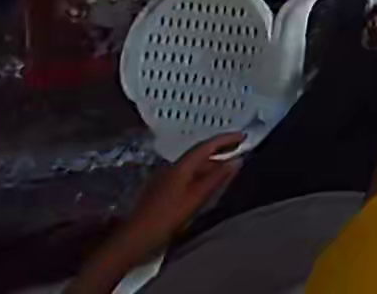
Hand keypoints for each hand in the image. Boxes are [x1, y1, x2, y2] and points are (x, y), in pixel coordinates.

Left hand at [116, 133, 247, 254]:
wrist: (132, 241)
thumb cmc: (166, 217)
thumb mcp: (196, 198)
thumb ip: (217, 178)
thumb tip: (237, 160)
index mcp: (182, 165)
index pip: (207, 145)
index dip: (226, 139)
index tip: (243, 135)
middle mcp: (173, 166)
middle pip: (200, 153)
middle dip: (220, 149)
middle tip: (238, 147)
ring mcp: (165, 178)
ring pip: (193, 165)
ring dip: (211, 163)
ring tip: (227, 166)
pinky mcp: (162, 190)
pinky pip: (187, 174)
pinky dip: (201, 173)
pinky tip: (207, 183)